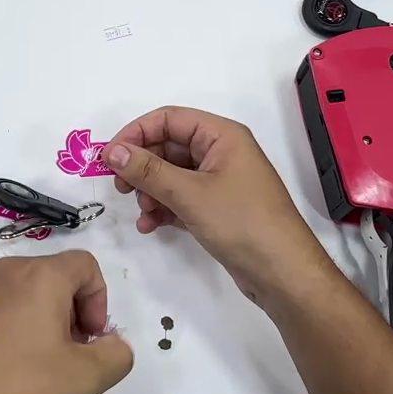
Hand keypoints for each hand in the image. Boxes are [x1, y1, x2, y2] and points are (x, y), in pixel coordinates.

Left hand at [0, 251, 132, 393]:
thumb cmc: (20, 386)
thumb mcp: (85, 377)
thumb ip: (117, 355)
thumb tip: (114, 344)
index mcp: (41, 274)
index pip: (86, 264)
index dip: (100, 301)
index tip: (91, 340)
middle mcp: (9, 271)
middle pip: (58, 276)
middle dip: (76, 311)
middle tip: (74, 355)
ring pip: (31, 292)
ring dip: (49, 321)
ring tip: (45, 366)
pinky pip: (6, 306)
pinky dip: (21, 327)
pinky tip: (15, 369)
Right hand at [104, 106, 336, 301]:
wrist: (284, 274)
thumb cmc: (242, 223)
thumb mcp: (189, 194)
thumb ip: (148, 170)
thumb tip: (112, 151)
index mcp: (221, 135)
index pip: (168, 119)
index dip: (136, 133)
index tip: (109, 157)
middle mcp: (221, 152)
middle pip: (168, 146)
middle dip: (142, 166)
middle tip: (121, 188)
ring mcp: (220, 181)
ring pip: (172, 174)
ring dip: (151, 190)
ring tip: (142, 211)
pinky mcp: (218, 207)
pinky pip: (181, 197)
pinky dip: (163, 207)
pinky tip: (150, 225)